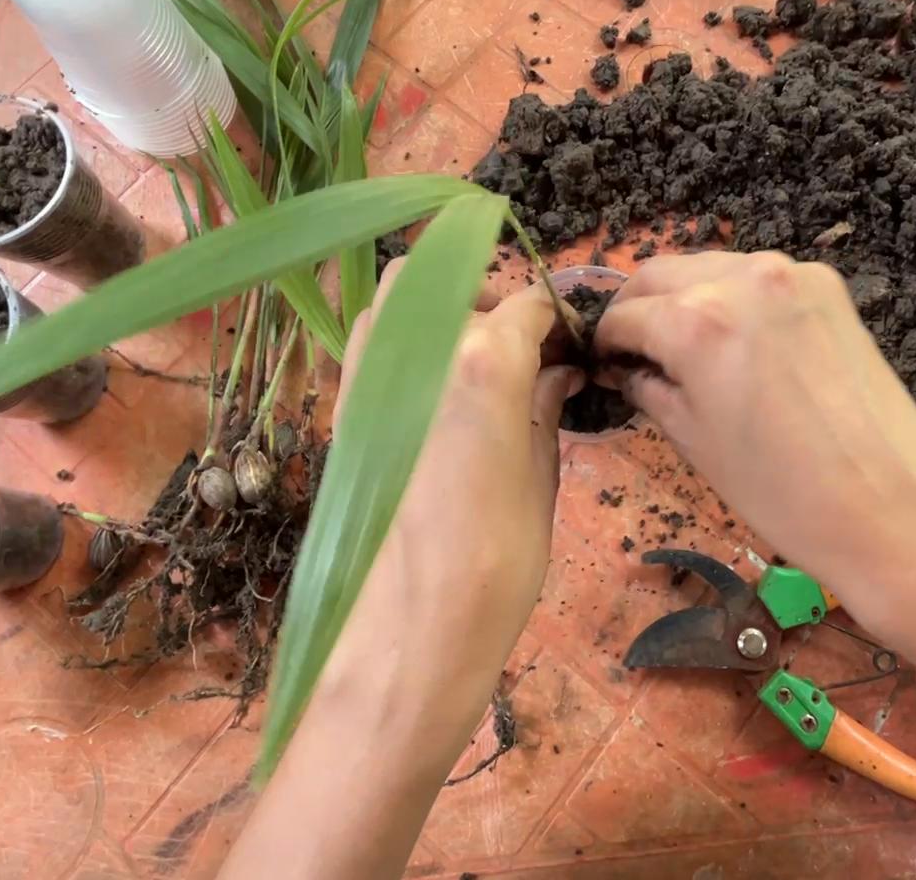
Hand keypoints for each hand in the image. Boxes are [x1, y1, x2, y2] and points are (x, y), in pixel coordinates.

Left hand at [317, 261, 581, 728]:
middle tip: (528, 350)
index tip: (570, 345)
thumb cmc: (495, 564)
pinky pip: (374, 331)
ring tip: (478, 353)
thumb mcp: (540, 479)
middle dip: (501, 302)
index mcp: (486, 360)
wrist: (405, 630)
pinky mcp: (345, 397)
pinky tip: (435, 376)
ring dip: (447, 302)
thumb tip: (557, 370)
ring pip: (406, 290)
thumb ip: (544, 407)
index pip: (529, 305)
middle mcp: (424, 344)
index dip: (557, 320)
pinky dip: (407, 330)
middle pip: (464, 285)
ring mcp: (374, 368)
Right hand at [594, 252, 915, 650]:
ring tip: (679, 341)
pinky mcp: (825, 284)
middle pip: (658, 274)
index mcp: (694, 321)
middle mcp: (737, 277)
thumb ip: (648, 388)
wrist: (888, 505)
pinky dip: (729, 296)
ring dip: (681, 296)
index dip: (604, 342)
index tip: (603, 363)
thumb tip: (625, 370)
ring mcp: (788, 273)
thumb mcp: (692, 439)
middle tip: (630, 347)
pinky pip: (754, 277)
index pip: (624, 316)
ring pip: (707, 267)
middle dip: (635, 307)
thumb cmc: (776, 488)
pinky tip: (733, 336)